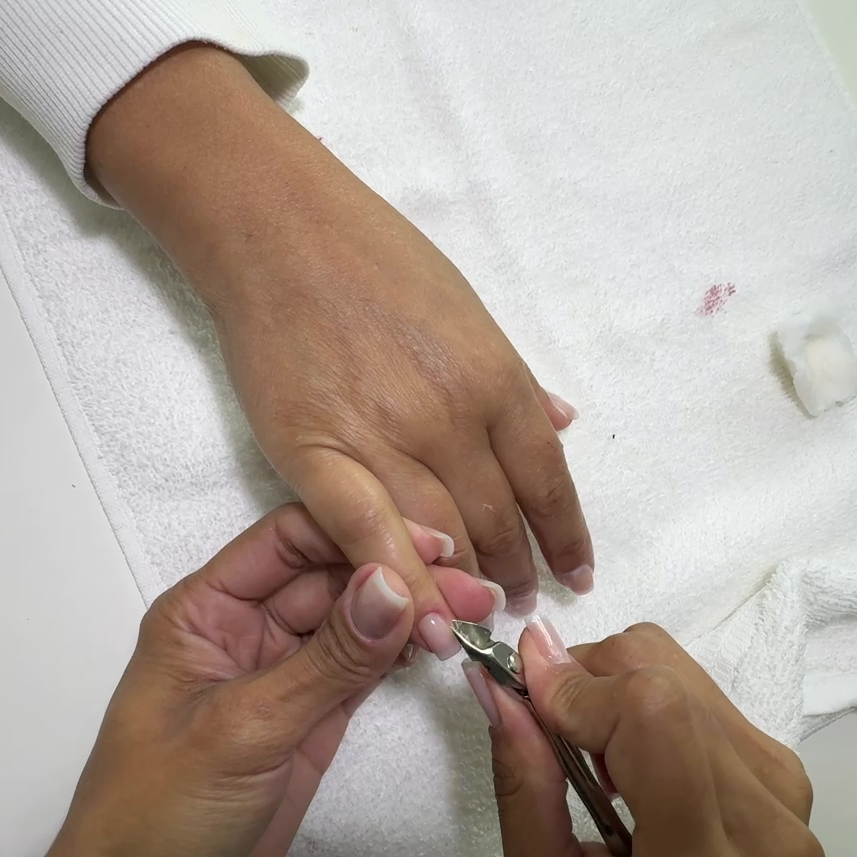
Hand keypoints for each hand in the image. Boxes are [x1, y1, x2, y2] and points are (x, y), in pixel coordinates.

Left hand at [0, 505, 499, 856]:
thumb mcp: (241, 732)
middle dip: (402, 574)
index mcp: (207, 608)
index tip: (430, 549)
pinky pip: (364, 665)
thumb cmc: (151, 828)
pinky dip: (403, 652)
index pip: (292, 539)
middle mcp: (247, 626)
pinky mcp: (310, 714)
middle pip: (333, 574)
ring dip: (413, 611)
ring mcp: (283, 671)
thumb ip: (327, 658)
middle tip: (473, 587)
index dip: (360, 532)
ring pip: (356, 618)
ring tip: (476, 610)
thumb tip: (396, 583)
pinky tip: (440, 641)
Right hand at [87, 45, 593, 656]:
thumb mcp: (468, 309)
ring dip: (470, 585)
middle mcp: (454, 417)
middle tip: (521, 600)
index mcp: (497, 378)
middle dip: (518, 569)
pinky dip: (405, 586)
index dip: (566, 536)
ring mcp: (388, 439)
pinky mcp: (318, 455)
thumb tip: (563, 422)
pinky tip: (428, 625)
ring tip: (478, 614)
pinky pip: (370, 537)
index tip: (576, 572)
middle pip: (500, 520)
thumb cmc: (377, 260)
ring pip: (445, 537)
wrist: (280, 232)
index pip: (549, 480)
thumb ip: (515, 378)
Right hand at [470, 621, 822, 856]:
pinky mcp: (788, 767)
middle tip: (551, 726)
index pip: (653, 718)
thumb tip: (500, 688)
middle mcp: (764, 826)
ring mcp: (786, 792)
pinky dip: (647, 697)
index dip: (579, 685)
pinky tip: (637, 756)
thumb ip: (522, 794)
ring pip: (676, 666)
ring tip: (598, 753)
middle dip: (585, 679)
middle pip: (662, 680)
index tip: (524, 690)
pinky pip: (699, 684)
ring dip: (614, 686)